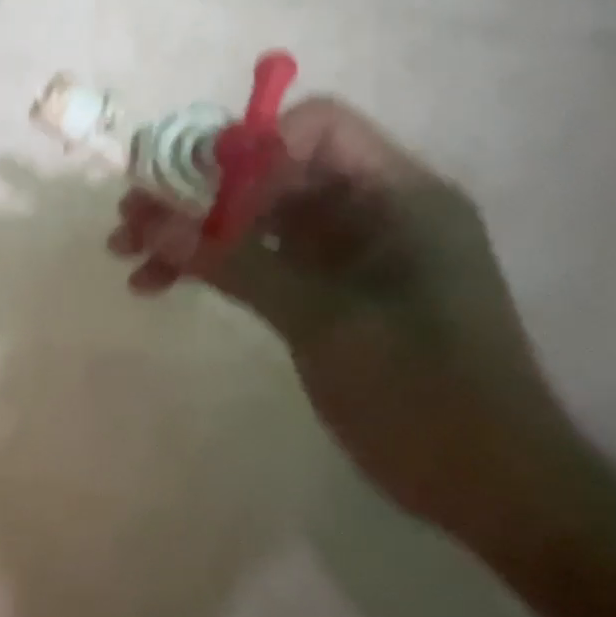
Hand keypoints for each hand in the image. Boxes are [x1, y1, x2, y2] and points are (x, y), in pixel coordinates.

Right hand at [108, 98, 582, 538]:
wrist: (490, 488)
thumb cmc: (423, 393)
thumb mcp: (322, 320)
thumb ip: (232, 263)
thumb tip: (147, 221)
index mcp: (398, 197)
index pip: (316, 129)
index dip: (247, 143)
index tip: (184, 183)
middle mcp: (371, 211)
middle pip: (269, 170)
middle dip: (194, 189)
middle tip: (130, 214)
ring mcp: (347, 253)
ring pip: (251, 215)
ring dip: (188, 228)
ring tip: (125, 249)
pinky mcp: (325, 290)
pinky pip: (254, 257)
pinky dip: (207, 264)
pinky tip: (156, 283)